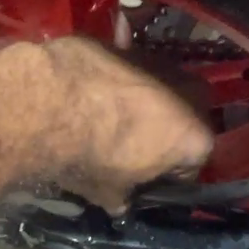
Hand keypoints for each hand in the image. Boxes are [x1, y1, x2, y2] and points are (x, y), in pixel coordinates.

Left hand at [23, 37, 214, 211]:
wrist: (52, 102)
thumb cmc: (92, 156)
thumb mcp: (109, 193)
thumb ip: (123, 198)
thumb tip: (120, 202)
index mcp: (196, 138)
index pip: (190, 167)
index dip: (166, 178)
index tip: (144, 182)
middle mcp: (191, 96)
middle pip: (182, 122)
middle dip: (161, 135)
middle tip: (128, 152)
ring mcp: (162, 63)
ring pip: (159, 92)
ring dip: (141, 106)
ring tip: (106, 123)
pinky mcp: (129, 46)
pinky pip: (130, 71)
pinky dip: (117, 83)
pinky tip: (91, 95)